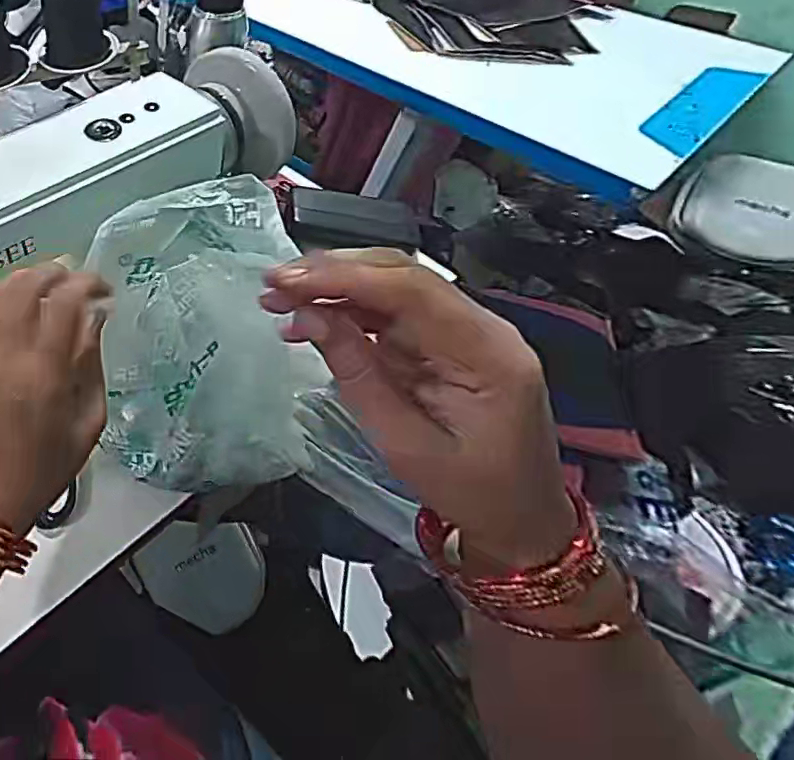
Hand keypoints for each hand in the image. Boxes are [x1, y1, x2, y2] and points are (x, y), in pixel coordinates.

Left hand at [0, 264, 112, 536]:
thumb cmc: (47, 463)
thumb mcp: (88, 420)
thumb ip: (90, 362)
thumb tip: (94, 318)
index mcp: (44, 370)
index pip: (63, 302)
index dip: (87, 283)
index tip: (105, 290)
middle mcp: (9, 351)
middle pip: (26, 284)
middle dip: (56, 272)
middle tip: (79, 283)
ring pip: (0, 290)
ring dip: (29, 278)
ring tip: (53, 288)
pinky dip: (9, 294)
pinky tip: (28, 304)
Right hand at [260, 249, 575, 569]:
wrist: (520, 520)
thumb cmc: (470, 491)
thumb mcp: (402, 441)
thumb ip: (355, 372)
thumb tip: (309, 317)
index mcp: (486, 352)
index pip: (409, 289)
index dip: (342, 276)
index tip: (287, 281)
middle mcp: (480, 327)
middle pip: (399, 274)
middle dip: (330, 272)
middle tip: (274, 284)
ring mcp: (461, 329)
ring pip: (388, 284)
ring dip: (331, 286)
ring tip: (279, 299)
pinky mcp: (440, 339)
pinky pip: (387, 308)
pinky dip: (344, 307)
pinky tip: (308, 317)